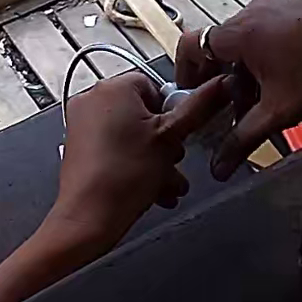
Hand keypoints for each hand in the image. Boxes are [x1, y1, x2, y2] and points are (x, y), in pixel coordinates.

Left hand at [42, 71, 232, 255]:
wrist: (89, 216)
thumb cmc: (123, 176)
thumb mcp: (172, 137)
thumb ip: (200, 106)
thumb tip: (221, 84)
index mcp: (113, 88)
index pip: (155, 86)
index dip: (172, 112)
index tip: (180, 132)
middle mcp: (92, 101)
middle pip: (143, 114)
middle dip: (165, 142)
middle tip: (172, 160)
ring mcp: (82, 125)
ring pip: (132, 135)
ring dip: (154, 158)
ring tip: (165, 182)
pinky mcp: (80, 148)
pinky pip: (115, 148)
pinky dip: (133, 164)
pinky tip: (150, 188)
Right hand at [175, 0, 301, 178]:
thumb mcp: (281, 112)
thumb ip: (243, 140)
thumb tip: (219, 168)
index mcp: (241, 31)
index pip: (192, 47)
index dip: (184, 75)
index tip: (188, 99)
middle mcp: (253, 12)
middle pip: (219, 49)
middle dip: (219, 83)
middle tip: (226, 113)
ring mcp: (277, 7)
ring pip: (244, 44)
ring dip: (243, 75)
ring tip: (259, 106)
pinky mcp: (297, 10)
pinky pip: (265, 36)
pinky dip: (263, 62)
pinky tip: (282, 87)